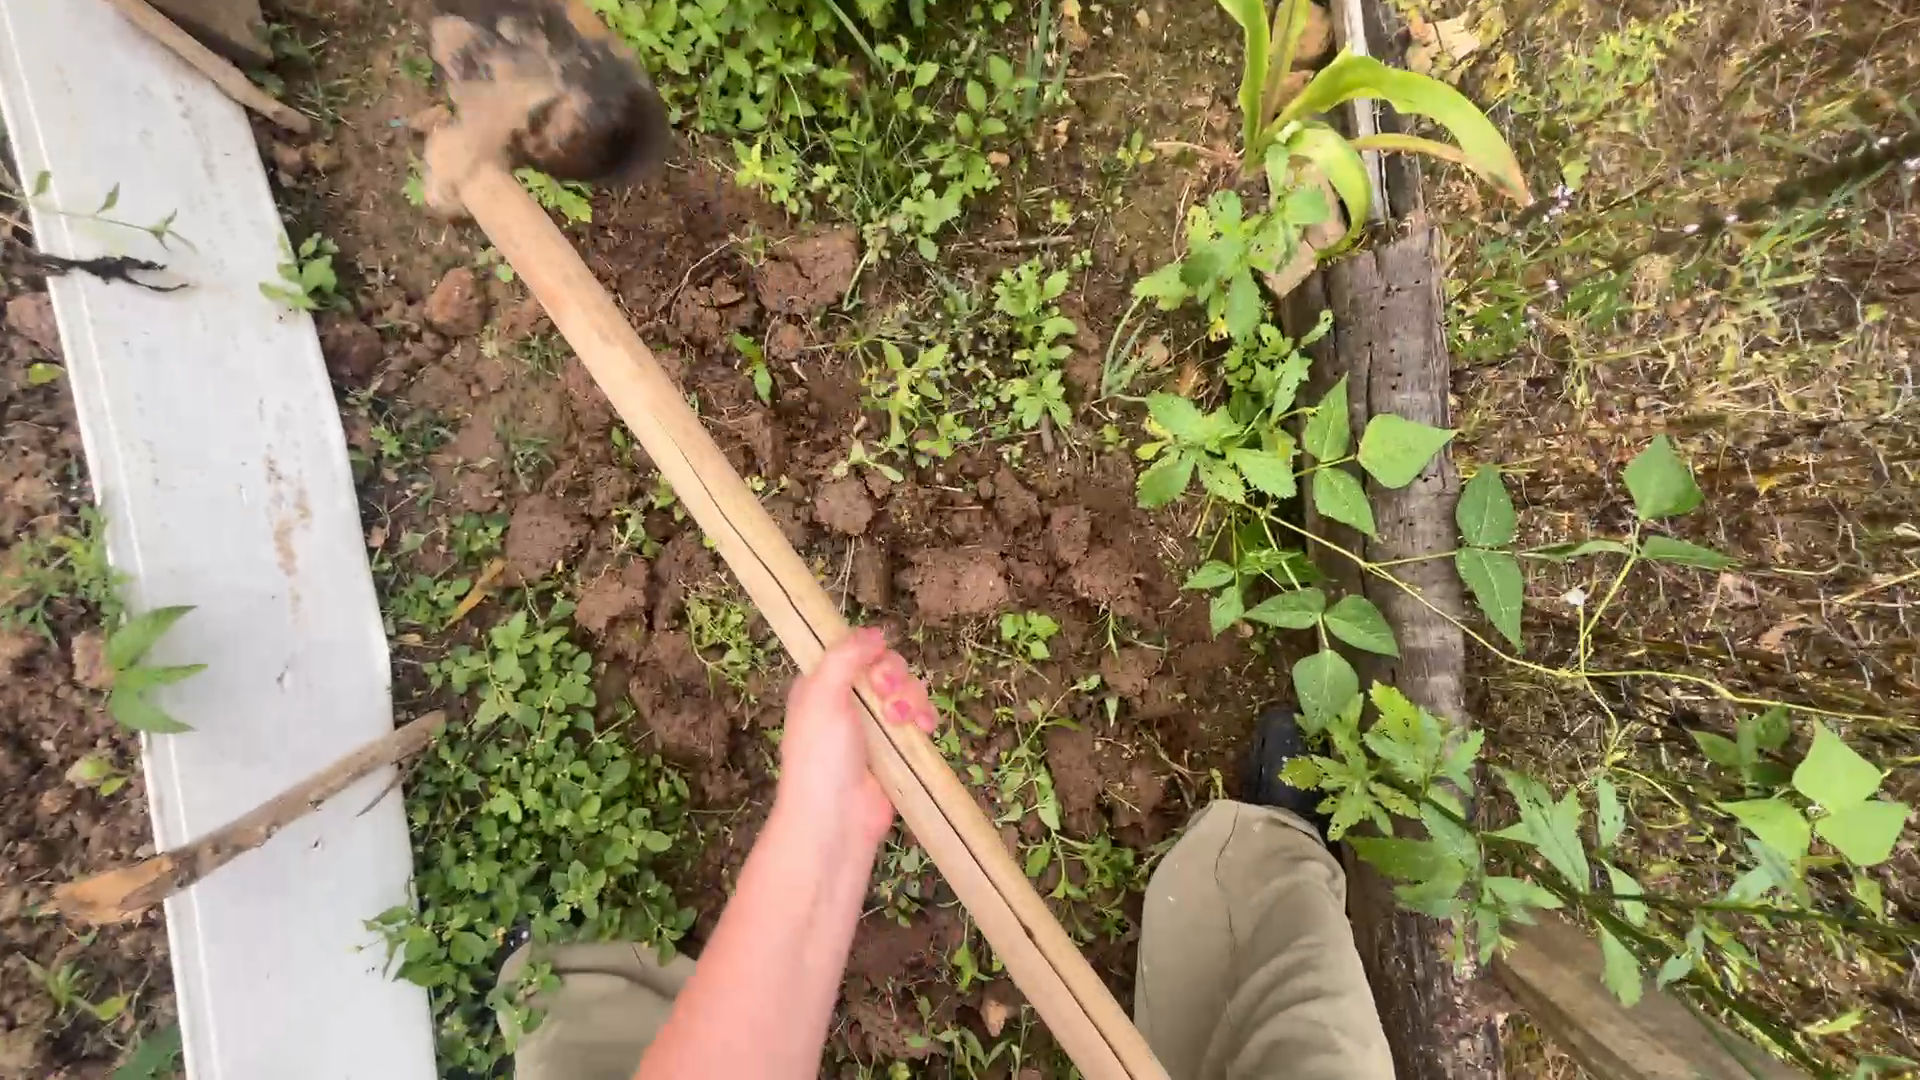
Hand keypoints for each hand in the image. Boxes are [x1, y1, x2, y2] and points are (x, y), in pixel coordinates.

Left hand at [776, 627, 937, 850]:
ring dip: (910, 699)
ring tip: (902, 722)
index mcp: (822, 685)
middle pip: (885, 667)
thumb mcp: (822, 696)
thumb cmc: (820, 756)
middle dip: (893, 677)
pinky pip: (918, 718)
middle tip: (886, 695)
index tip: (874, 659)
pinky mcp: (895, 747)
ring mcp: (873, 725)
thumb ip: (845, 657)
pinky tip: (925, 727)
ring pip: (906, 690)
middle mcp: (847, 701)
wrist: (835, 819)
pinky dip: (924, 717)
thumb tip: (874, 632)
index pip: (854, 650)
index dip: (870, 651)